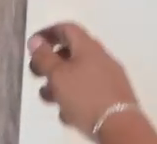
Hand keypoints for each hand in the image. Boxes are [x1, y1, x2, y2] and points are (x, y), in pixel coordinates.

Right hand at [27, 22, 139, 137]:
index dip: (47, 33)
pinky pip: (92, 91)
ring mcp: (112, 78)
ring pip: (81, 74)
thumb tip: (36, 41)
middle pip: (72, 53)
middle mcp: (102, 57)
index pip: (66, 28)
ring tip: (49, 98)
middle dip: (52, 64)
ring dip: (62, 84)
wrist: (123, 129)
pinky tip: (69, 112)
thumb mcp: (57, 75)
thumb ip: (44, 57)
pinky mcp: (117, 98)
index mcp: (88, 45)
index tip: (33, 46)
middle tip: (38, 75)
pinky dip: (77, 97)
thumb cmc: (86, 96)